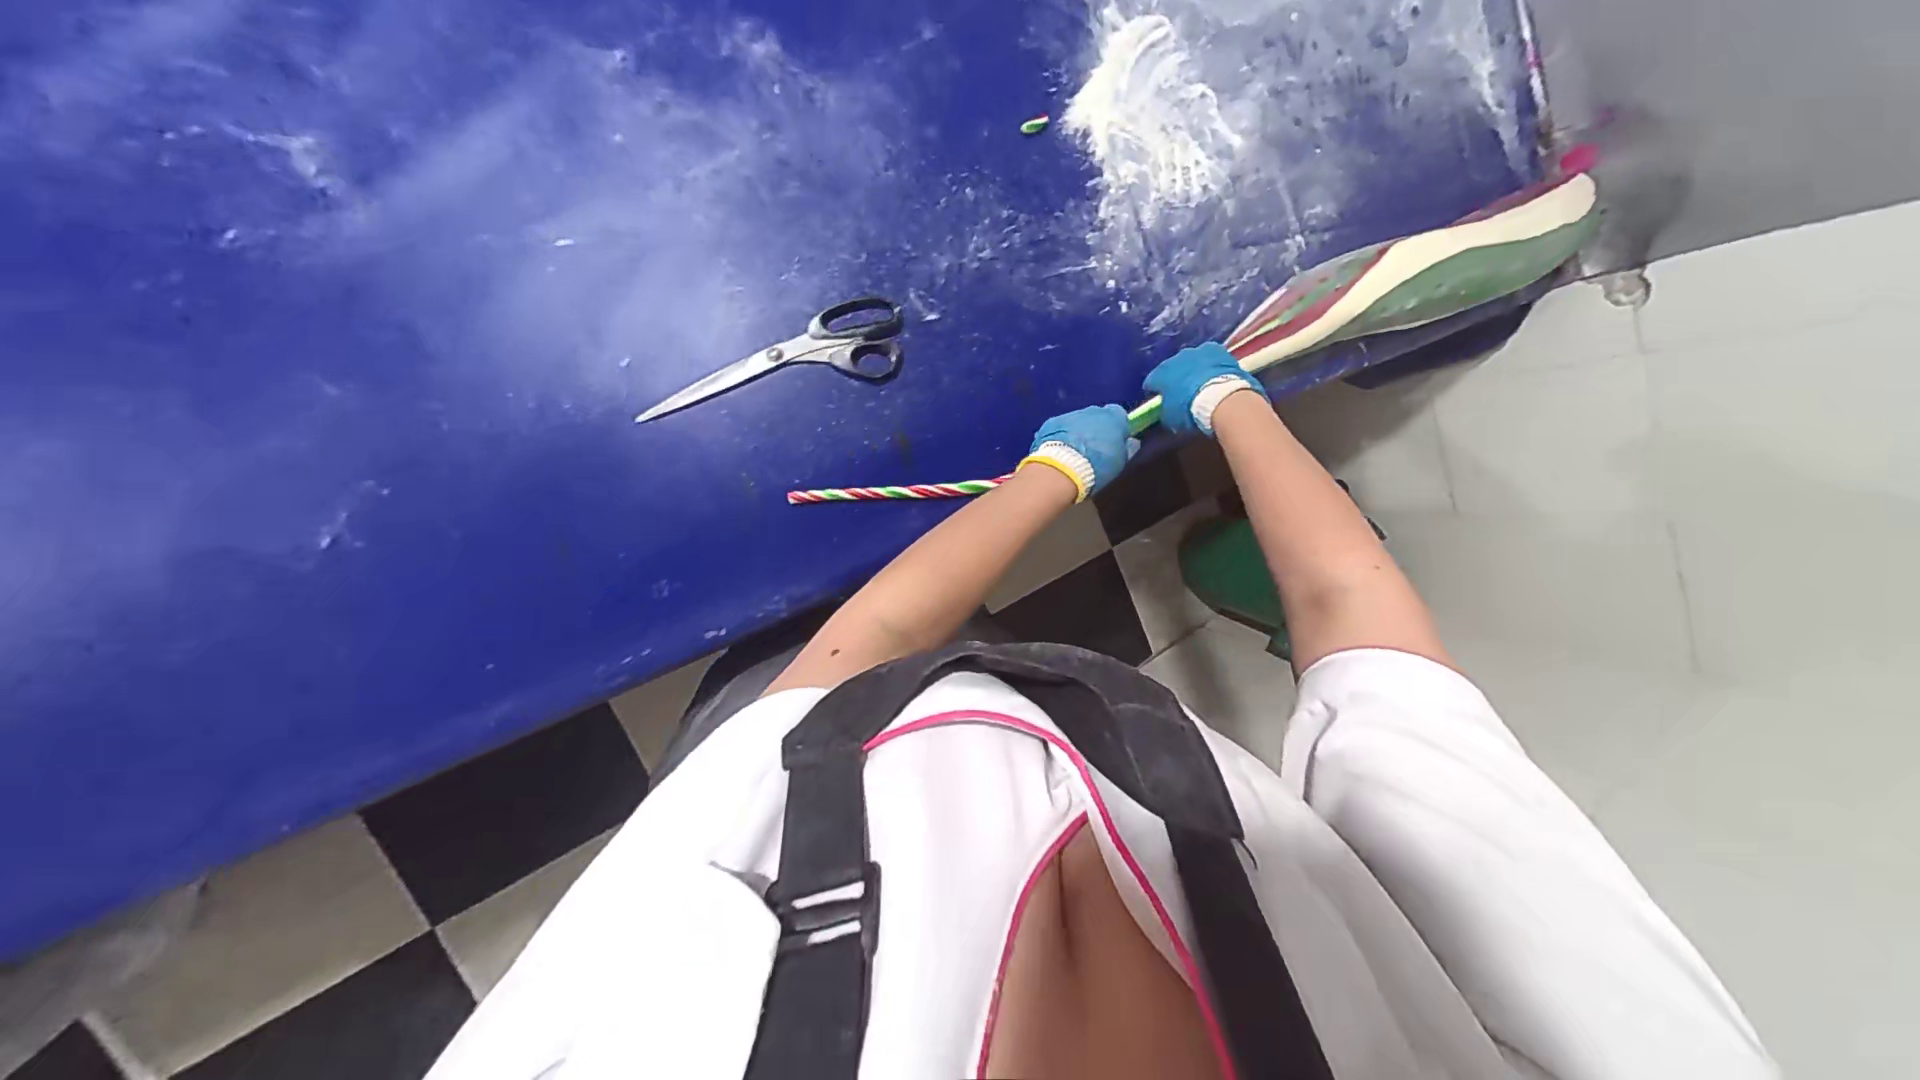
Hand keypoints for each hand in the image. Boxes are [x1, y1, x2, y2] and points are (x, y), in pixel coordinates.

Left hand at [1023, 404, 1138, 501]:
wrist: (1062, 469)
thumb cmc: (1098, 466)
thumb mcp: (1121, 462)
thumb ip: (1126, 448)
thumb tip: (1130, 442)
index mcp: (1113, 417)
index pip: (1119, 415)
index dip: (1117, 428)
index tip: (1114, 442)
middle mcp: (1091, 410)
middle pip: (1096, 416)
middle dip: (1095, 429)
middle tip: (1093, 450)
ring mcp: (1069, 415)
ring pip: (1077, 422)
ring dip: (1077, 433)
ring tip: (1074, 454)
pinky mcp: (1049, 423)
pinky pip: (1059, 429)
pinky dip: (1060, 438)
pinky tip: (1059, 453)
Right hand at [1144, 342, 1268, 435]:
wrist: (1220, 398)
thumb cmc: (1189, 410)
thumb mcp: (1170, 418)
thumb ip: (1165, 410)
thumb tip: (1166, 408)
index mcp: (1159, 374)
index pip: (1151, 382)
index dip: (1155, 391)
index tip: (1160, 400)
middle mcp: (1174, 358)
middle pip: (1172, 368)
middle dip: (1175, 378)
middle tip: (1183, 392)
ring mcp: (1196, 351)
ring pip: (1191, 360)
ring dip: (1193, 369)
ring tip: (1201, 383)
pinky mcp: (1216, 349)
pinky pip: (1210, 356)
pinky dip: (1211, 365)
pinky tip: (1215, 375)